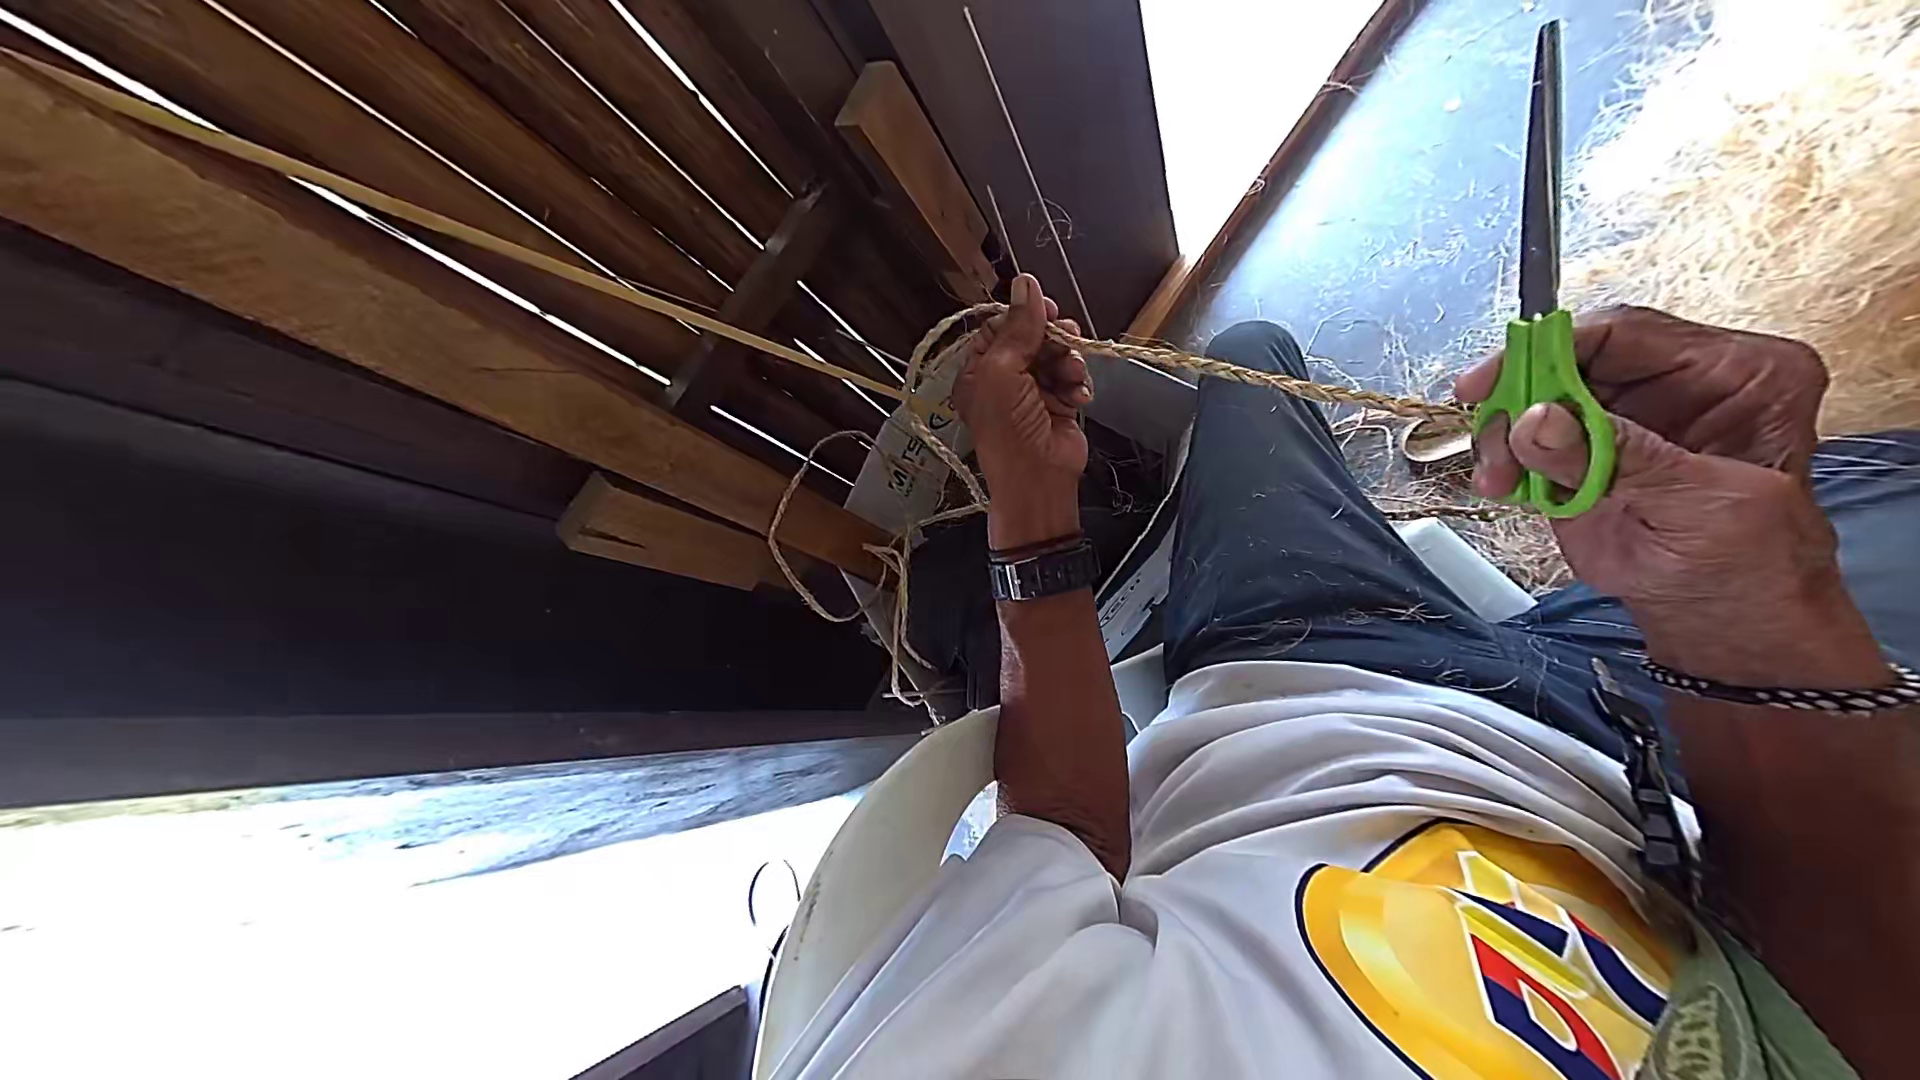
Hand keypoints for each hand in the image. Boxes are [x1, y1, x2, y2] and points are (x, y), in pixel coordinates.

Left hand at [954, 273, 1094, 549]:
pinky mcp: (1058, 405)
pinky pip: (1072, 379)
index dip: (1022, 316)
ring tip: (1071, 377)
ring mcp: (1032, 393)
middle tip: (1065, 338)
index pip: (999, 328)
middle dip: (1052, 338)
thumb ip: (1017, 327)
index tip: (1044, 309)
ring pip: (1057, 356)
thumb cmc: (1009, 431)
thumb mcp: (1003, 372)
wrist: (1038, 479)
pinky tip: (1077, 397)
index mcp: (978, 371)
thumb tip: (1025, 283)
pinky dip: (1078, 384)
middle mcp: (1003, 380)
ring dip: (1069, 362)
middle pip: (1032, 338)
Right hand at [1457, 307, 1884, 686]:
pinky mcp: (1570, 450)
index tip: (1484, 383)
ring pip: (1529, 401)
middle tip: (1490, 448)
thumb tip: (1532, 420)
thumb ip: (1615, 456)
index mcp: (1729, 372)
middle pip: (1564, 365)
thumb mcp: (1693, 500)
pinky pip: (1516, 437)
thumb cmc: (1740, 557)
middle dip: (1515, 403)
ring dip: (1501, 440)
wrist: (1709, 608)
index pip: (1624, 334)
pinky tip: (1505, 488)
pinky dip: (1500, 460)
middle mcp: (1667, 384)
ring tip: (1499, 483)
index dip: (1550, 350)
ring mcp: (1614, 418)